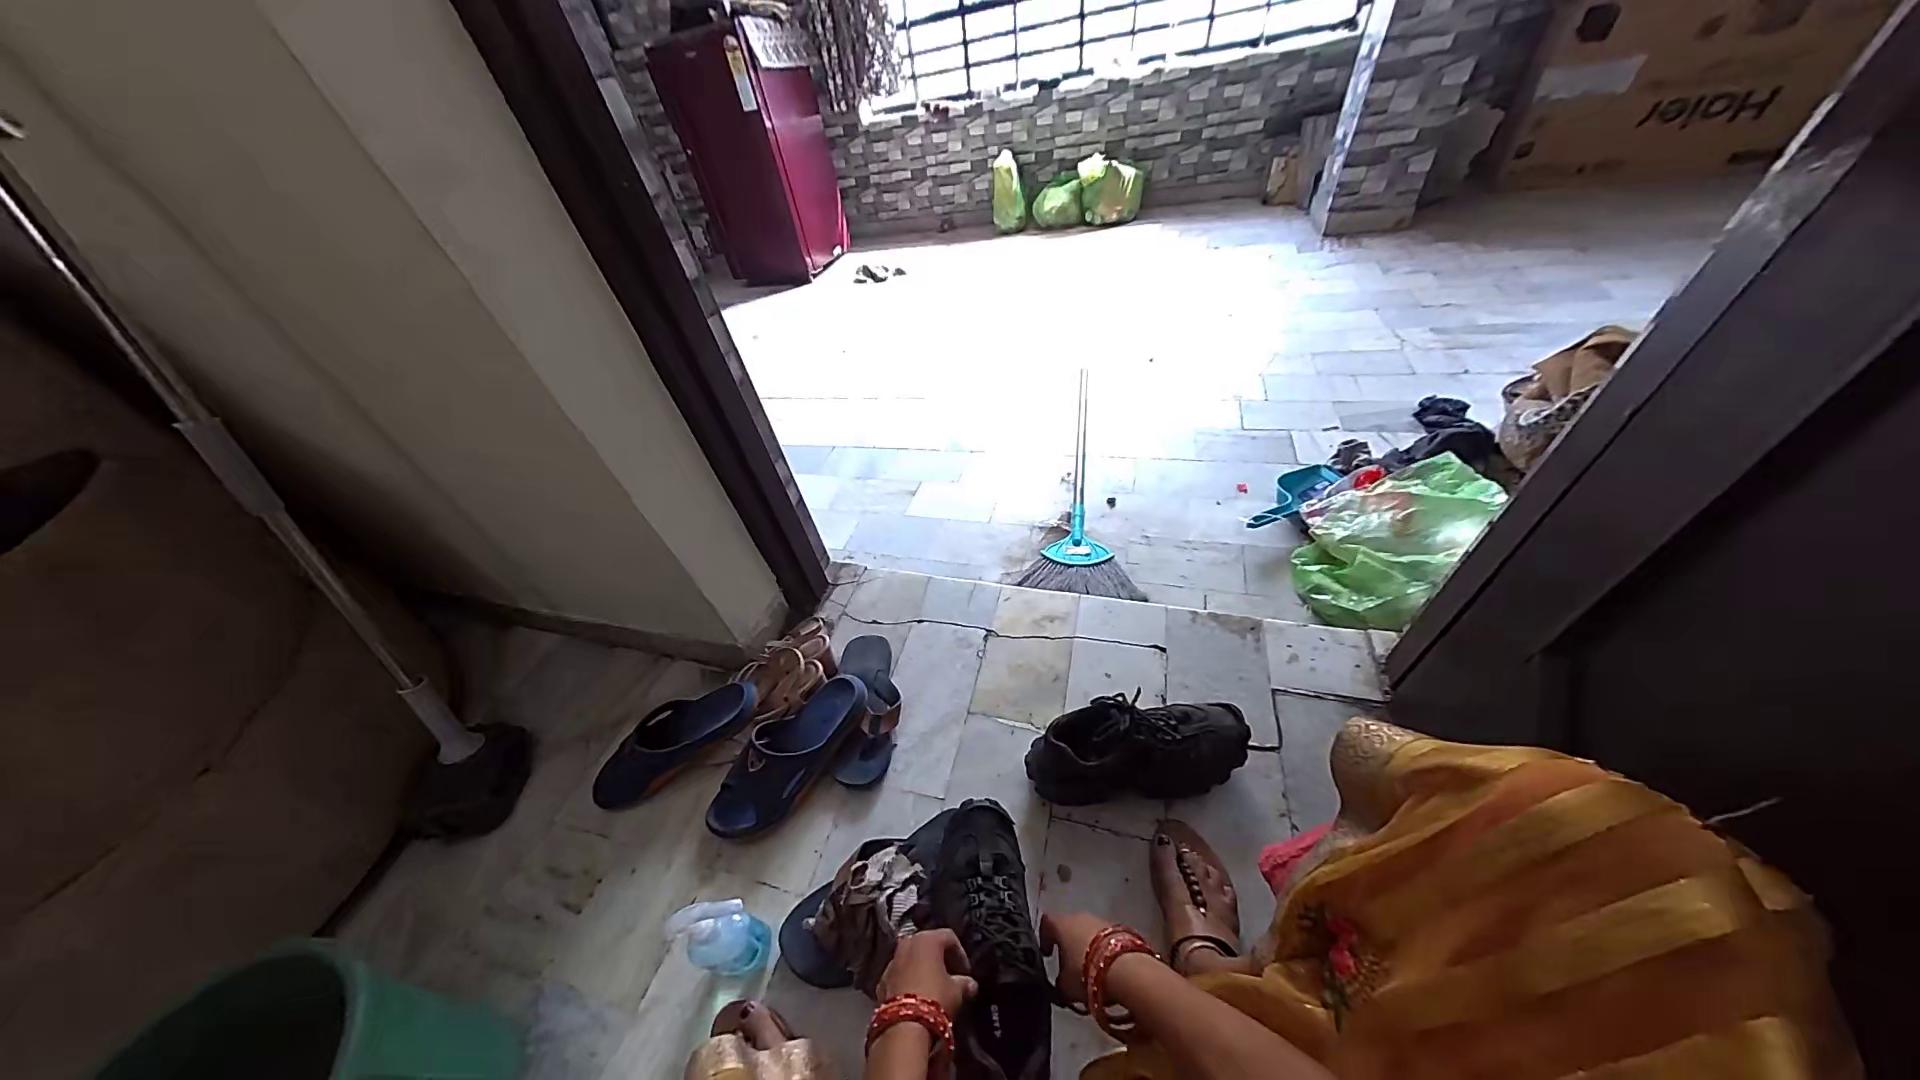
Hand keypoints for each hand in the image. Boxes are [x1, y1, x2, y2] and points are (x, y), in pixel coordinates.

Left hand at [877, 929, 976, 1015]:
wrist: (903, 1026)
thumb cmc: (935, 999)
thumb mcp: (957, 991)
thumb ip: (964, 983)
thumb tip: (971, 984)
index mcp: (927, 939)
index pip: (949, 937)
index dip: (960, 953)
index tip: (966, 972)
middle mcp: (907, 943)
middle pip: (927, 945)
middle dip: (939, 958)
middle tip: (950, 976)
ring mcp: (892, 961)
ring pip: (911, 959)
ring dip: (922, 969)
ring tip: (933, 987)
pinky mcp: (881, 981)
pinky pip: (899, 975)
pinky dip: (908, 982)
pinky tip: (916, 998)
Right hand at [1039, 912, 1113, 1004]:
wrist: (1126, 969)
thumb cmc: (1086, 973)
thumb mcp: (1066, 987)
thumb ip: (1059, 984)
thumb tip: (1061, 985)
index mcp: (1061, 924)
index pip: (1047, 923)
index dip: (1045, 937)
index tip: (1047, 955)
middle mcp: (1079, 916)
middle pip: (1069, 927)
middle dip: (1069, 946)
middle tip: (1070, 969)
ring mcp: (1101, 920)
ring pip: (1088, 933)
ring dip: (1088, 949)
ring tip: (1091, 974)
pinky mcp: (1120, 928)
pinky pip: (1105, 939)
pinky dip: (1103, 951)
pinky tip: (1107, 971)